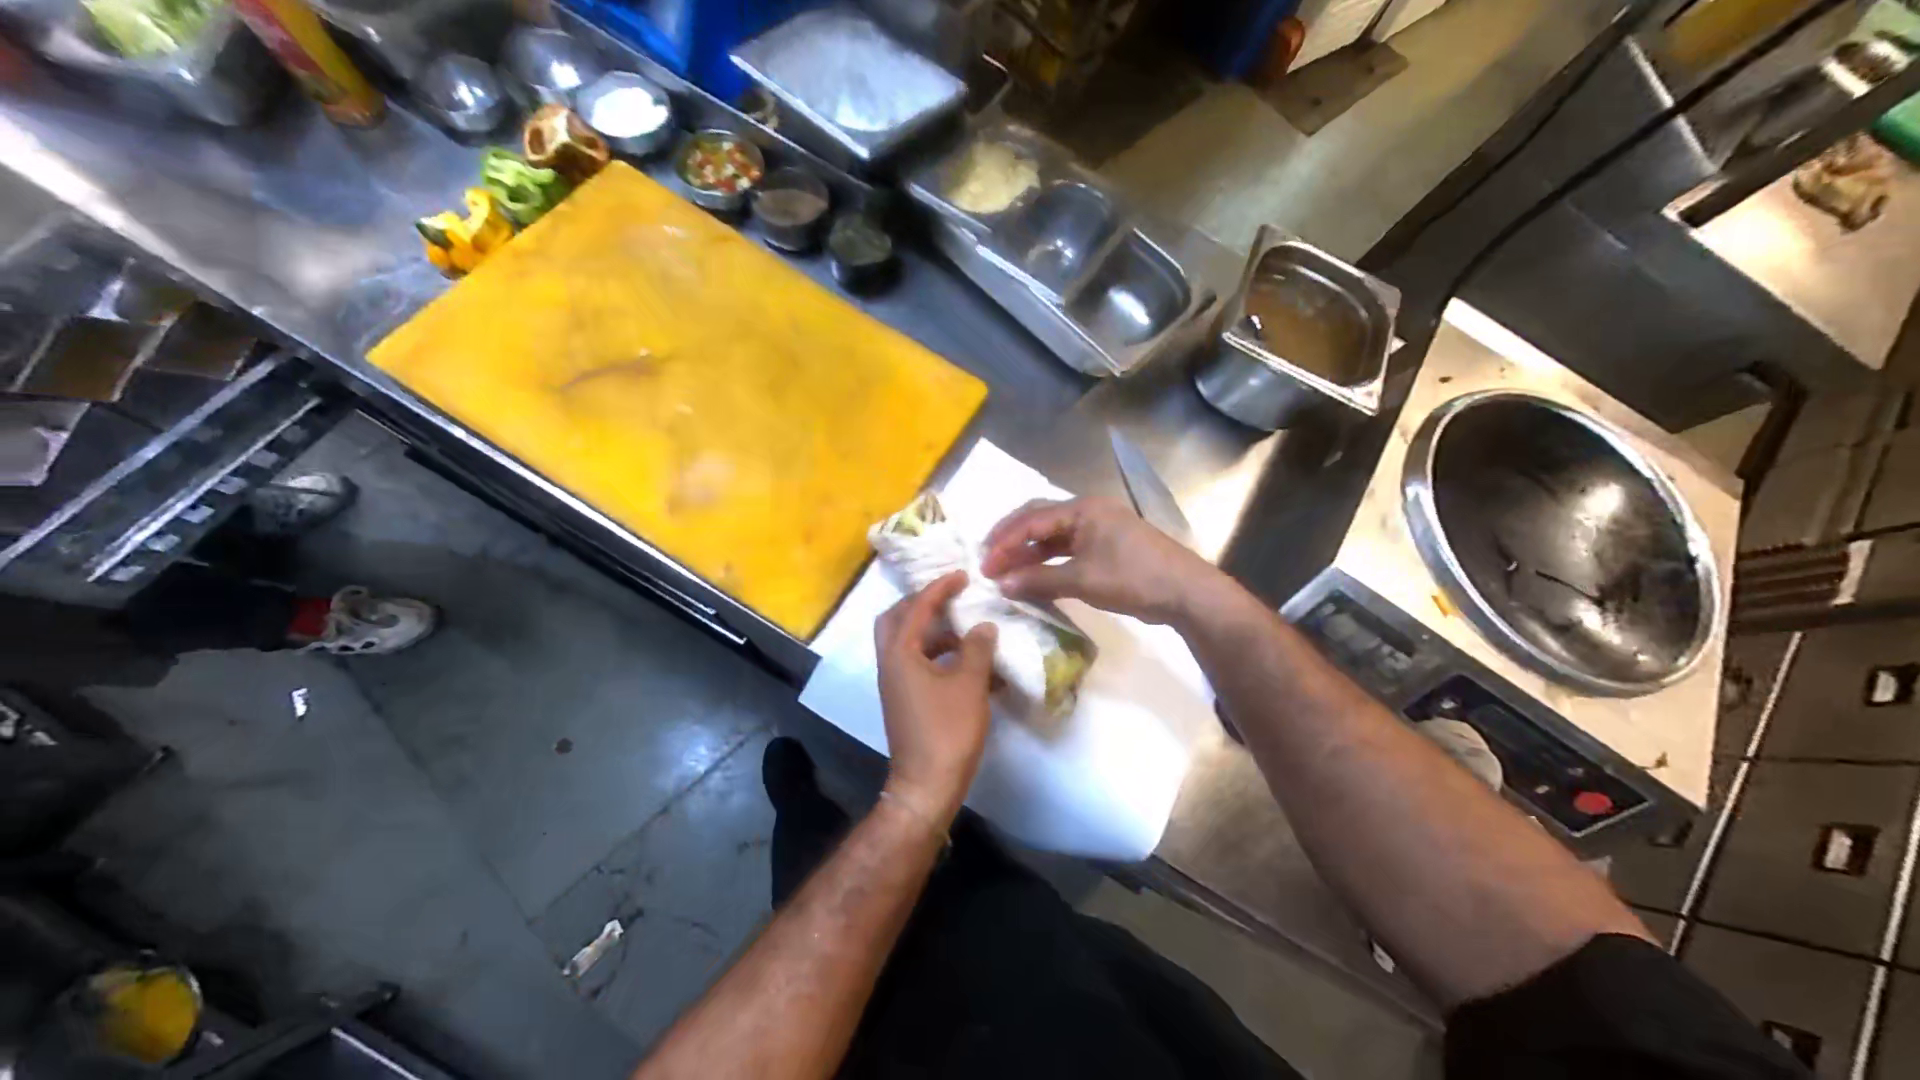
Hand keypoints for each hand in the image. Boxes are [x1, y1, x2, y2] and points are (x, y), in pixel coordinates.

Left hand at [875, 571, 997, 826]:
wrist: (927, 784)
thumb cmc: (947, 730)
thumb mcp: (969, 685)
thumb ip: (977, 649)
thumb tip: (984, 626)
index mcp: (900, 654)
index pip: (917, 608)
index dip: (940, 588)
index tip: (963, 575)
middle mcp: (890, 664)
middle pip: (896, 620)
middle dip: (921, 604)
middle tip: (949, 597)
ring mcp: (895, 684)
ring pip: (907, 644)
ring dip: (934, 632)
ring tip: (967, 631)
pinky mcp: (905, 701)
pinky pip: (918, 666)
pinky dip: (940, 658)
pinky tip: (970, 666)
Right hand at [979, 496, 1225, 625]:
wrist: (1186, 593)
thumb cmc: (1134, 578)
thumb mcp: (1083, 580)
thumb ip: (1040, 580)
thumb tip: (1003, 585)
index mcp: (1083, 509)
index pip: (1032, 519)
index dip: (1004, 541)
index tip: (985, 564)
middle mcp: (1089, 512)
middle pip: (1039, 520)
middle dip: (1012, 540)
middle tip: (989, 562)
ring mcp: (1099, 529)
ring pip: (1053, 536)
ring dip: (1029, 552)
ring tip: (1006, 571)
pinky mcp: (1106, 547)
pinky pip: (1067, 549)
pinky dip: (1048, 561)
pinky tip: (1033, 576)